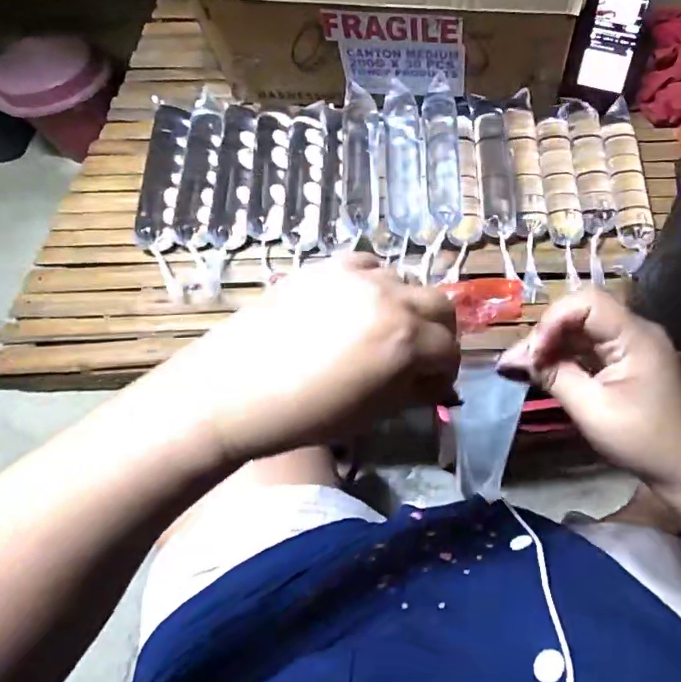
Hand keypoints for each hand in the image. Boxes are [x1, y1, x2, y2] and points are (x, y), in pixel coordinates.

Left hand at [137, 253, 458, 461]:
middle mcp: (392, 298)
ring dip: (407, 306)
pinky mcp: (328, 266)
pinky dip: (375, 285)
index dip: (446, 370)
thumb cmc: (306, 415)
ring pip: (406, 282)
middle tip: (420, 354)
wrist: (230, 391)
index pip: (450, 348)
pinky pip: (369, 266)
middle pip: (440, 305)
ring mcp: (359, 277)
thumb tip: (438, 383)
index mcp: (407, 340)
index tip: (433, 383)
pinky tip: (357, 305)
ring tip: (384, 329)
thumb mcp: (373, 412)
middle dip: (439, 332)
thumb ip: (415, 391)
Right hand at [499, 289, 680, 495]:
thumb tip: (514, 359)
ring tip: (524, 366)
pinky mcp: (626, 358)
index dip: (554, 319)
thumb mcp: (593, 410)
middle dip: (548, 332)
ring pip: (582, 327)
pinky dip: (566, 354)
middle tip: (520, 362)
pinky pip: (590, 344)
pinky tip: (544, 369)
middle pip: (582, 311)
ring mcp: (632, 343)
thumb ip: (555, 377)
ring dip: (553, 344)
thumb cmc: (642, 439)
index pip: (588, 302)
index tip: (535, 353)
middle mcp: (635, 330)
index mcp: (636, 336)